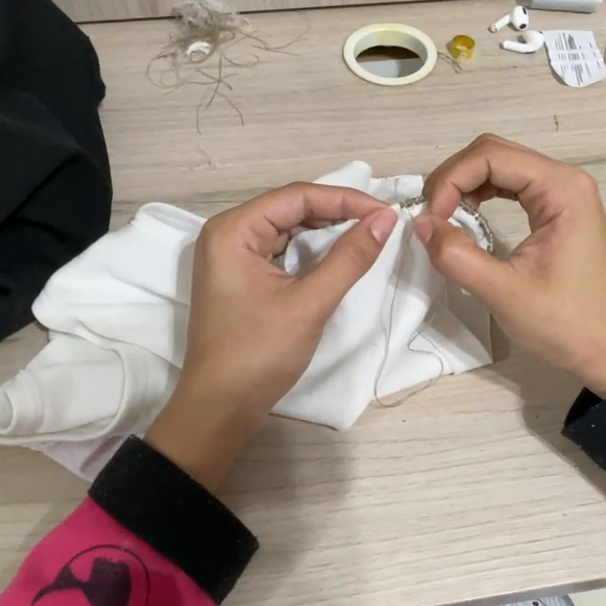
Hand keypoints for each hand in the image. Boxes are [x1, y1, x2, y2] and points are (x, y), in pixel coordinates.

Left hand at [146, 183, 397, 486]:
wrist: (219, 408)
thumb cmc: (259, 353)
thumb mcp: (310, 303)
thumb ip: (350, 258)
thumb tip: (386, 219)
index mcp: (233, 230)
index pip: (296, 196)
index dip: (345, 199)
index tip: (386, 212)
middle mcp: (227, 234)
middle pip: (291, 208)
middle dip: (338, 212)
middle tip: (382, 223)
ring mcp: (231, 257)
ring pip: (288, 229)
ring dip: (327, 231)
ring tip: (368, 235)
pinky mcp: (239, 278)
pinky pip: (281, 250)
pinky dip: (312, 251)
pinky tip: (339, 255)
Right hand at [416, 134, 605, 395]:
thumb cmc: (565, 323)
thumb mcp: (505, 293)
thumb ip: (458, 256)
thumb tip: (420, 224)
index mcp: (561, 189)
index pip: (490, 156)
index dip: (451, 180)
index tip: (431, 220)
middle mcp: (564, 179)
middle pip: (493, 152)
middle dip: (454, 178)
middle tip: (431, 217)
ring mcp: (562, 192)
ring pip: (499, 165)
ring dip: (464, 184)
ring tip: (443, 218)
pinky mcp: (556, 209)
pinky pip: (510, 185)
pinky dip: (481, 194)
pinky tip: (466, 217)